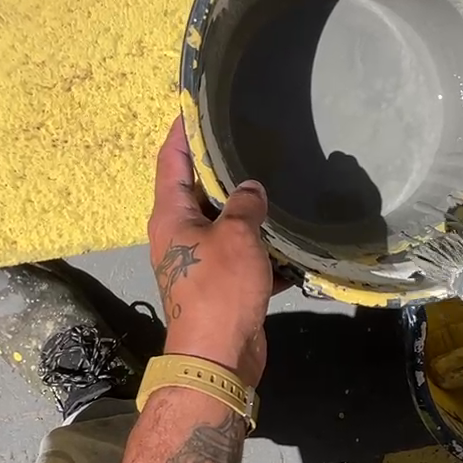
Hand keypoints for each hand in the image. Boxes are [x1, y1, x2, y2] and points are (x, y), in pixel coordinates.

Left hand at [148, 118, 274, 385]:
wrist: (219, 357)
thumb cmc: (219, 290)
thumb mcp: (235, 237)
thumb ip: (245, 205)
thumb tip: (251, 188)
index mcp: (170, 216)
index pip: (171, 159)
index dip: (184, 130)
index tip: (199, 104)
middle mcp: (180, 236)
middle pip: (200, 192)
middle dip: (225, 170)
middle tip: (254, 142)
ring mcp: (201, 264)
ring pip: (227, 227)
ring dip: (251, 213)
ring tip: (280, 185)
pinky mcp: (224, 288)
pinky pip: (245, 260)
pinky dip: (266, 254)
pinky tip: (292, 244)